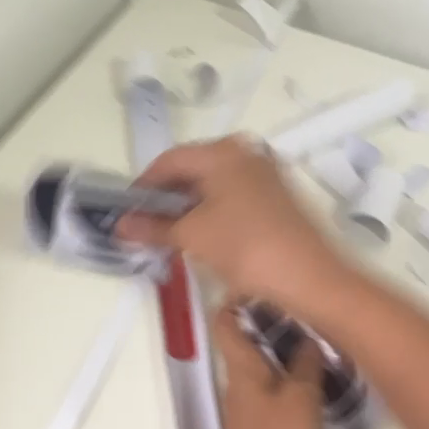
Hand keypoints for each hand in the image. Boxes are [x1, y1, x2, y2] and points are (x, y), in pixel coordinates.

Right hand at [121, 138, 352, 312]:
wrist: (308, 277)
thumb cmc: (245, 247)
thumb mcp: (192, 236)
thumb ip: (153, 227)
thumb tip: (120, 225)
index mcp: (223, 151)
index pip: (169, 160)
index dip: (143, 186)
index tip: (127, 212)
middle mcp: (245, 153)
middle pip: (192, 169)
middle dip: (166, 198)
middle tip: (146, 227)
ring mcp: (265, 174)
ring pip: (213, 185)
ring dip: (188, 208)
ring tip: (170, 236)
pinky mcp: (276, 197)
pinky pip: (232, 197)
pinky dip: (212, 213)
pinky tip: (202, 238)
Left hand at [212, 304, 326, 428]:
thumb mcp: (301, 400)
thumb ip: (305, 364)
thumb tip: (307, 336)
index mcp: (241, 370)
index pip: (226, 324)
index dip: (237, 300)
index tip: (264, 282)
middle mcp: (239, 384)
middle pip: (247, 342)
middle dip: (272, 322)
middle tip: (308, 306)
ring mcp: (249, 407)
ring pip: (263, 366)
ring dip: (285, 350)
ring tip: (319, 335)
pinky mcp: (262, 427)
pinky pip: (274, 389)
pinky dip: (291, 376)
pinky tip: (317, 375)